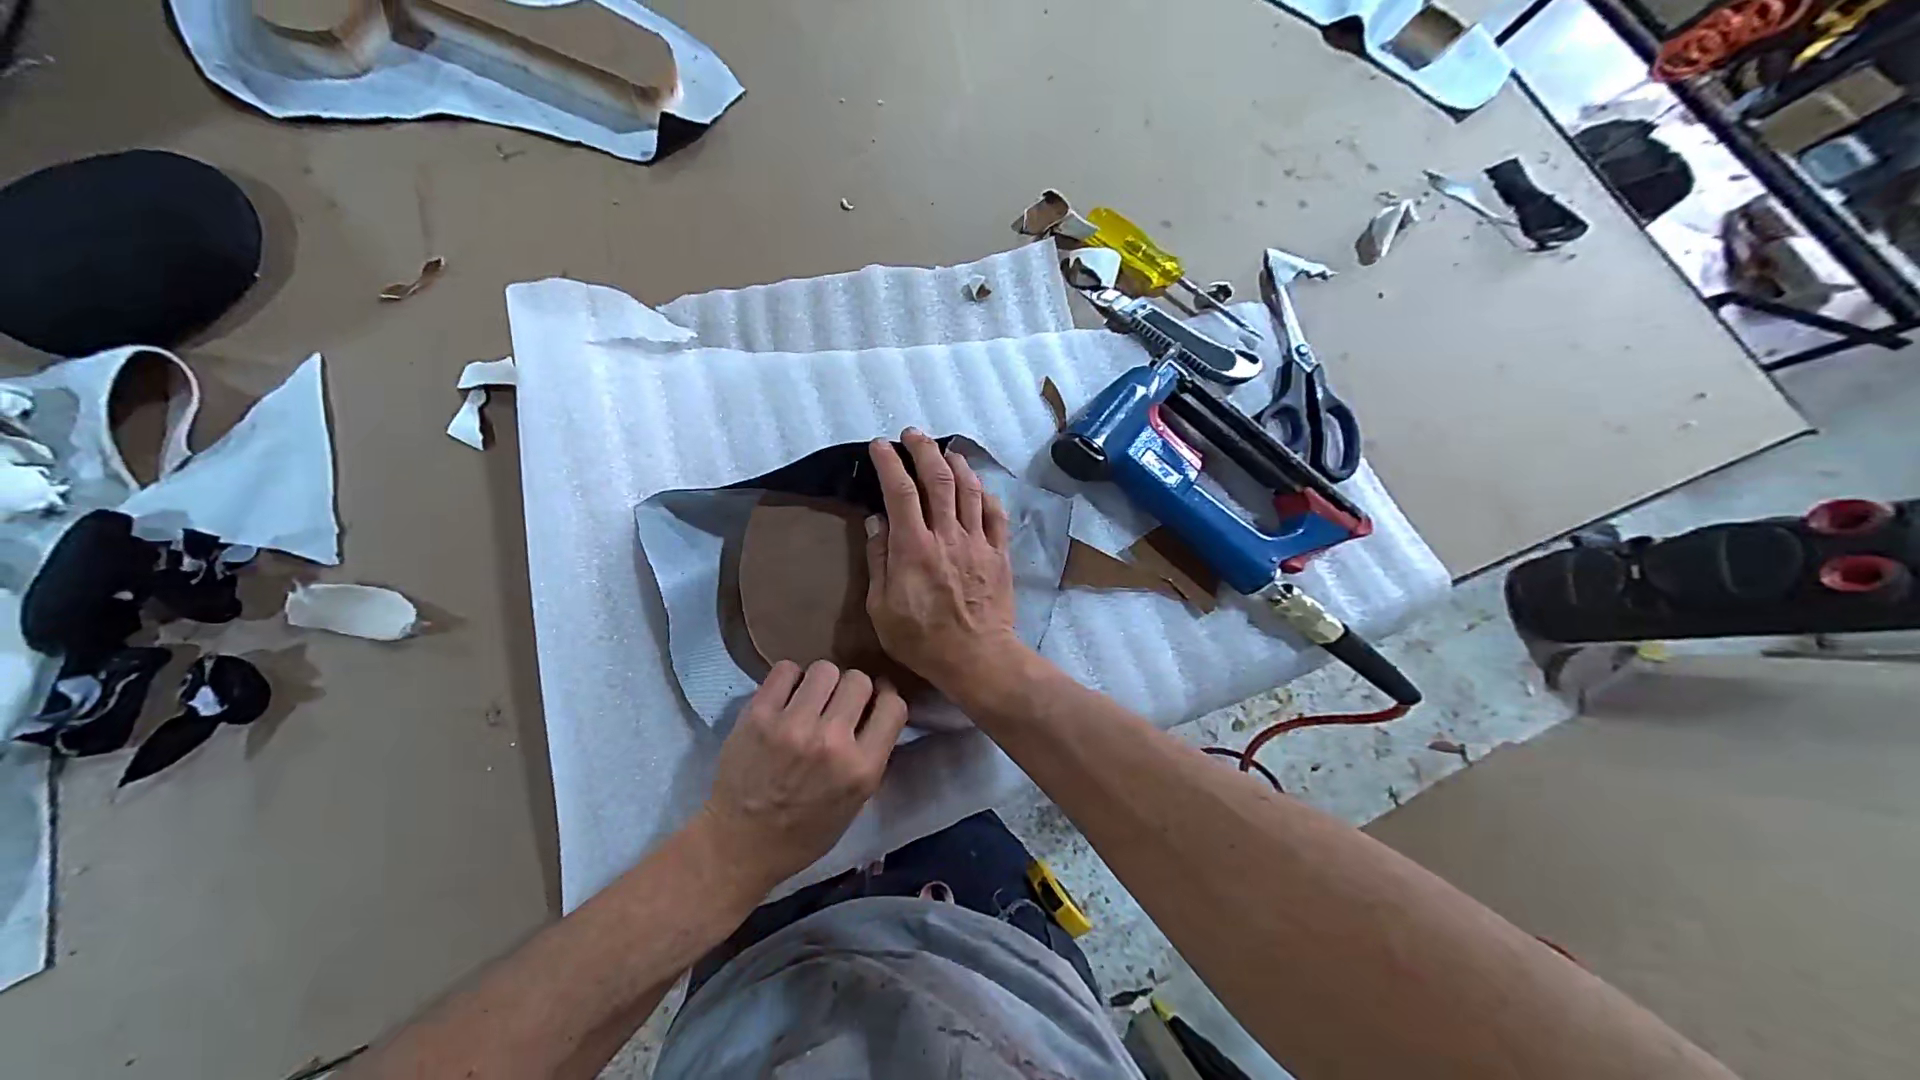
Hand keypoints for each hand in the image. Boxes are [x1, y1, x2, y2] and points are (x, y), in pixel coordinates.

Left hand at [701, 659, 910, 890]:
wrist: (740, 844)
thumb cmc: (804, 832)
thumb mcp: (856, 802)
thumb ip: (872, 754)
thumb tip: (878, 709)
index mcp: (861, 769)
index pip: (893, 705)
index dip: (885, 699)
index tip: (873, 702)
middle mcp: (831, 742)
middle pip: (859, 680)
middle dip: (854, 690)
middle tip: (839, 704)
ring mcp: (792, 726)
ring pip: (825, 669)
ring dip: (823, 681)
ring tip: (812, 699)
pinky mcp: (758, 716)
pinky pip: (786, 669)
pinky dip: (790, 678)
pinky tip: (787, 697)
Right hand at [864, 429, 1027, 694]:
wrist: (977, 658)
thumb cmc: (922, 639)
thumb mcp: (882, 608)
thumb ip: (879, 561)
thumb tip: (877, 522)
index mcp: (913, 547)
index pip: (899, 491)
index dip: (889, 463)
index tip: (880, 445)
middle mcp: (947, 535)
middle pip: (938, 479)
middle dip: (923, 450)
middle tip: (913, 434)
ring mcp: (977, 542)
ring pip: (969, 490)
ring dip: (957, 464)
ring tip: (946, 450)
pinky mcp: (999, 554)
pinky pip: (995, 514)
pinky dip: (986, 495)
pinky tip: (979, 487)